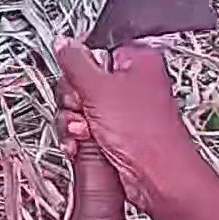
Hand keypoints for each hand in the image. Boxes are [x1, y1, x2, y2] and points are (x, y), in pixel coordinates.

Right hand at [54, 39, 199, 213]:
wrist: (155, 177)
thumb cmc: (145, 134)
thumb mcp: (99, 88)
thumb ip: (76, 61)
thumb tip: (63, 42)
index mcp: (136, 61)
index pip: (95, 48)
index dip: (79, 64)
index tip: (75, 77)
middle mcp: (129, 83)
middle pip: (79, 78)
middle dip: (73, 97)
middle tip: (82, 105)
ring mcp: (119, 108)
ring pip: (77, 104)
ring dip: (72, 119)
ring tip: (86, 129)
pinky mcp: (111, 130)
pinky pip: (80, 125)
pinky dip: (76, 135)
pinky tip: (83, 141)